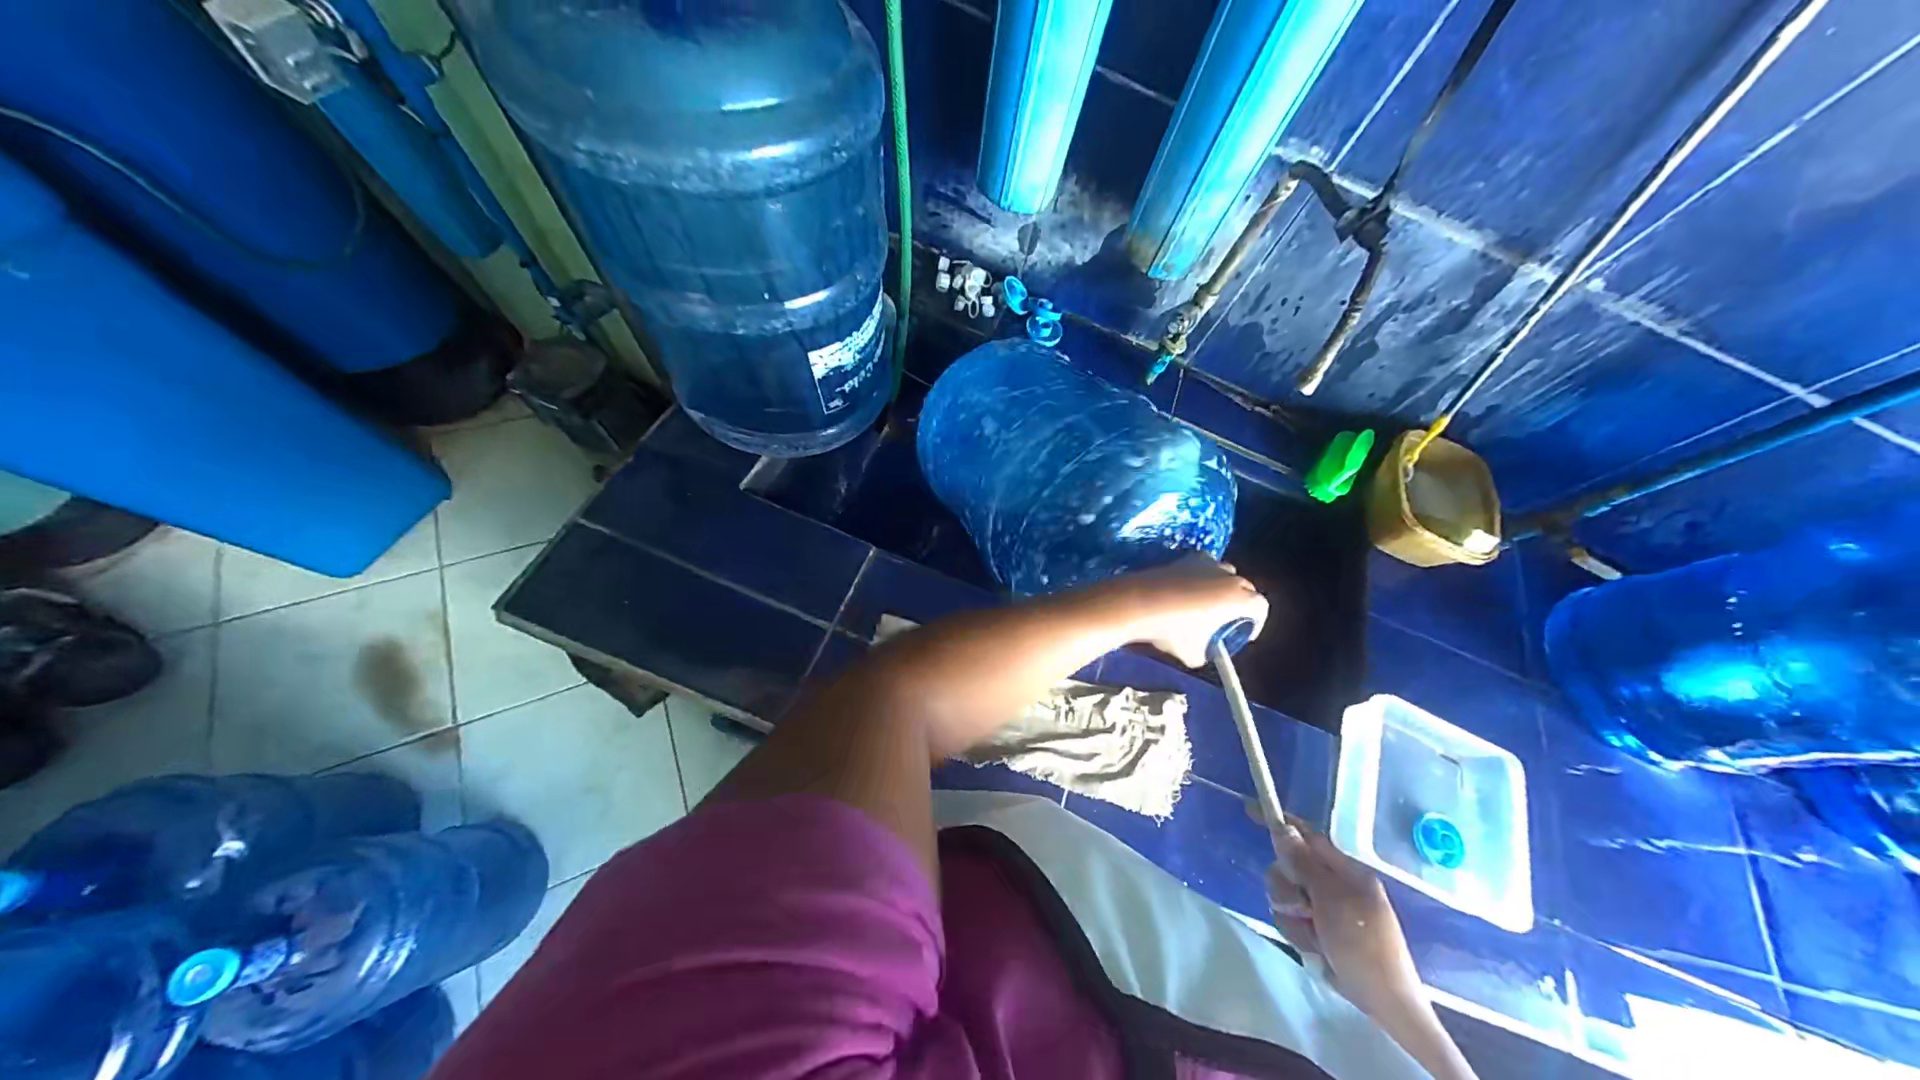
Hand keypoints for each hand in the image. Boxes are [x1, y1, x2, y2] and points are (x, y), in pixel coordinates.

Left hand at [1114, 554, 1268, 668]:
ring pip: (1224, 573)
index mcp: (1238, 599)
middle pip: (1244, 587)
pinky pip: (1203, 566)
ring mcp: (1206, 563)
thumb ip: (1206, 653)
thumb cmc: (1171, 631)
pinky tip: (1187, 589)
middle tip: (1227, 619)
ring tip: (1207, 603)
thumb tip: (1204, 653)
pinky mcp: (1185, 558)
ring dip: (1222, 586)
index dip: (1256, 621)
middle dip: (1240, 603)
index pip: (1260, 606)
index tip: (1245, 632)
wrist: (1138, 603)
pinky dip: (1202, 575)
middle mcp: (1227, 576)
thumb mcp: (1193, 654)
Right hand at [1266, 818, 1426, 1024]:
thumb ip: (1303, 863)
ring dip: (1292, 915)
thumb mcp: (1331, 899)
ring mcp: (1326, 909)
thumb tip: (1283, 828)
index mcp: (1345, 870)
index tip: (1251, 811)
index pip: (1306, 836)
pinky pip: (1291, 918)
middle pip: (1289, 866)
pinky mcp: (1319, 930)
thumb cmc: (1363, 943)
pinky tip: (1314, 946)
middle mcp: (1334, 885)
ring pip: (1285, 894)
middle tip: (1300, 907)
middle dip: (1286, 886)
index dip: (1281, 824)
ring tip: (1313, 935)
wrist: (1383, 1002)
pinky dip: (1297, 931)